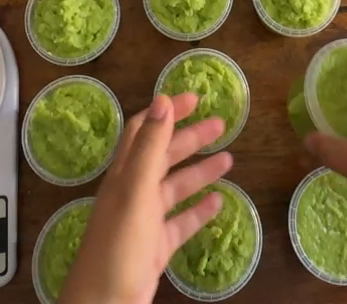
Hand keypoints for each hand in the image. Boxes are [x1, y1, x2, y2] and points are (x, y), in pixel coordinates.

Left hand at [60, 92, 232, 303]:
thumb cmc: (118, 244)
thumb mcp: (136, 190)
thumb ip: (150, 145)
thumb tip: (162, 97)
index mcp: (125, 173)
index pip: (145, 130)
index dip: (167, 112)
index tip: (194, 98)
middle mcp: (133, 191)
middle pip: (164, 156)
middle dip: (190, 138)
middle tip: (221, 125)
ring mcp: (144, 221)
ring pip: (175, 188)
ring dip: (200, 172)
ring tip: (229, 160)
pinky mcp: (155, 248)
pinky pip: (180, 223)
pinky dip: (198, 211)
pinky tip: (219, 203)